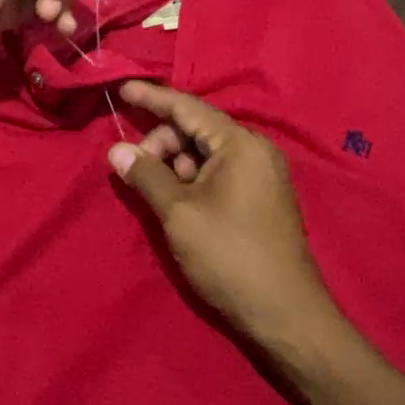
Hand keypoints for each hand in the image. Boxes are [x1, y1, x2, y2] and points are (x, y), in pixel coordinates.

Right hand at [108, 81, 335, 341]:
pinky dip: (193, 180)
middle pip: (196, 129)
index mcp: (240, 145)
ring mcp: (262, 175)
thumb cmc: (230, 257)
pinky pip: (219, 172)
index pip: (188, 107)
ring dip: (175, 165)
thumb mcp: (179, 214)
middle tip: (134, 170)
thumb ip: (146, 175)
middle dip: (161, 143)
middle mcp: (256, 151)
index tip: (121, 88)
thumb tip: (117, 150)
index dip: (151, 97)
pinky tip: (176, 201)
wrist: (287, 317)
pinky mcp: (261, 199)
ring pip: (206, 153)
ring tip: (155, 193)